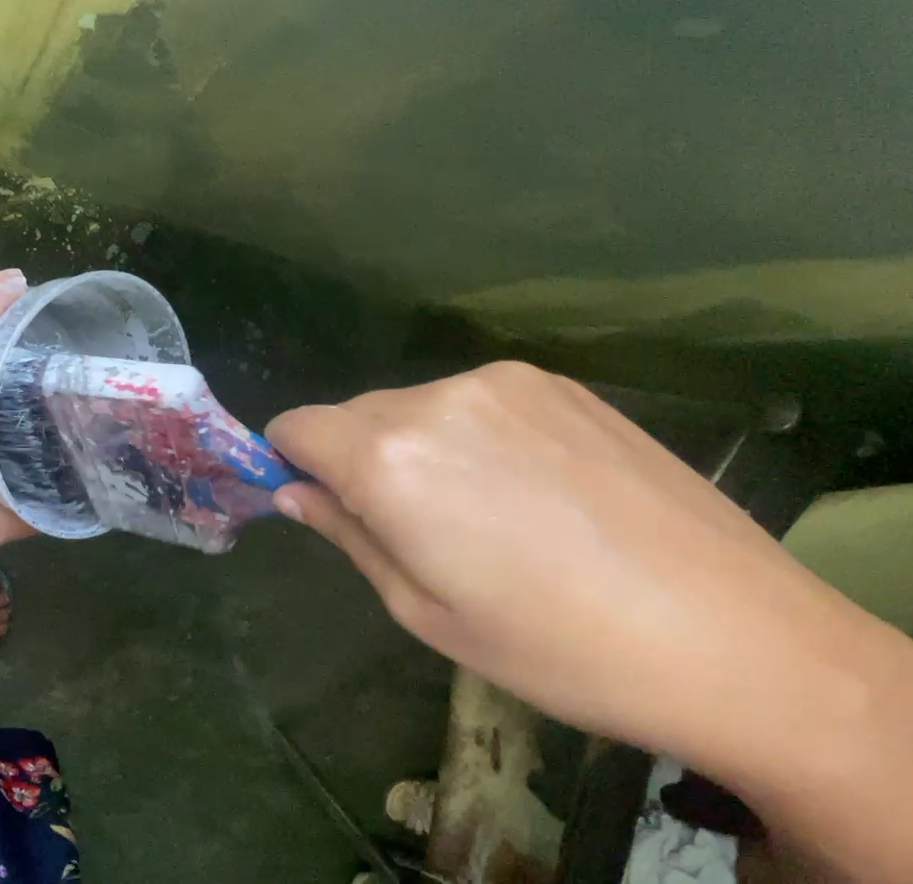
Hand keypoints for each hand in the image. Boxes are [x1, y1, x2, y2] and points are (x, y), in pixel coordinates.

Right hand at [263, 361, 872, 757]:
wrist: (739, 640)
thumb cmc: (556, 647)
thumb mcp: (423, 610)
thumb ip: (345, 534)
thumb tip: (292, 493)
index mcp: (387, 459)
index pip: (295, 427)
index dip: (291, 463)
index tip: (319, 502)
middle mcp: (434, 400)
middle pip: (353, 414)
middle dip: (355, 458)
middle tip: (410, 525)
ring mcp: (502, 385)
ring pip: (414, 405)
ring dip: (417, 445)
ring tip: (483, 510)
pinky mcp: (560, 384)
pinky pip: (475, 400)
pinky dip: (473, 433)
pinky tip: (531, 486)